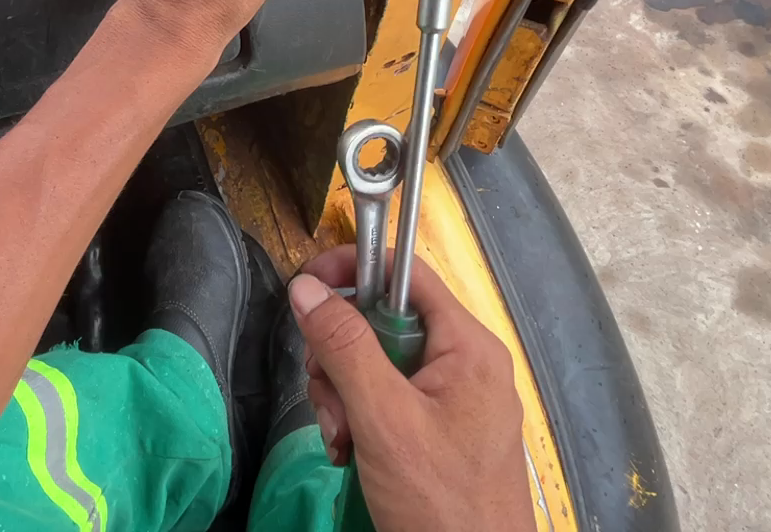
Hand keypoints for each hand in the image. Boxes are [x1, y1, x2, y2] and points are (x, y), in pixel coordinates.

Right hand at [288, 246, 533, 531]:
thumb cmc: (440, 502)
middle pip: (379, 318)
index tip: (307, 285)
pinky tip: (348, 449)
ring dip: (340, 392)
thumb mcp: (385, 418)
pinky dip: (353, 416)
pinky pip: (379, 396)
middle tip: (325, 387)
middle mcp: (460, 361)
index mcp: (466, 345)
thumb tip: (304, 285)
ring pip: (372, 359)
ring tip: (340, 435)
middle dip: (339, 352)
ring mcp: (447, 397)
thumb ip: (344, 346)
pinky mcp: (433, 428)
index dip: (353, 268)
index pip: (404, 272)